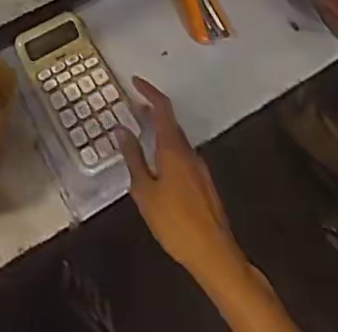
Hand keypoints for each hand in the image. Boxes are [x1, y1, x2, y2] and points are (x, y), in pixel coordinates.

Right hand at [121, 77, 243, 282]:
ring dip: (160, 130)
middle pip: (171, 122)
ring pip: (177, 139)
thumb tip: (122, 130)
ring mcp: (200, 169)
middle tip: (133, 107)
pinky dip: (167, 147)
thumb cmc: (175, 222)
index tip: (135, 82)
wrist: (215, 256)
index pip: (163, 109)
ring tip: (141, 132)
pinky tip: (157, 162)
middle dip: (152, 111)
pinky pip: (182, 155)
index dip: (149, 92)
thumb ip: (133, 157)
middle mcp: (189, 153)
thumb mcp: (144, 190)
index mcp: (173, 149)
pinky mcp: (204, 185)